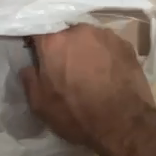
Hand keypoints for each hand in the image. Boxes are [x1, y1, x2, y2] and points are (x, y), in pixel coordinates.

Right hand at [20, 23, 153, 148]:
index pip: (37, 31)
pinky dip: (103, 55)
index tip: (35, 54)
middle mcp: (80, 31)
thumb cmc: (74, 114)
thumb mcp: (39, 104)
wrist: (122, 124)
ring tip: (88, 72)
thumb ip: (29, 79)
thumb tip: (29, 67)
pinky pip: (107, 46)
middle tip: (64, 68)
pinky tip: (106, 74)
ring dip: (84, 50)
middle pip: (65, 33)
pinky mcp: (126, 45)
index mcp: (54, 42)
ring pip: (88, 38)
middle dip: (62, 47)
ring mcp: (106, 35)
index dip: (35, 43)